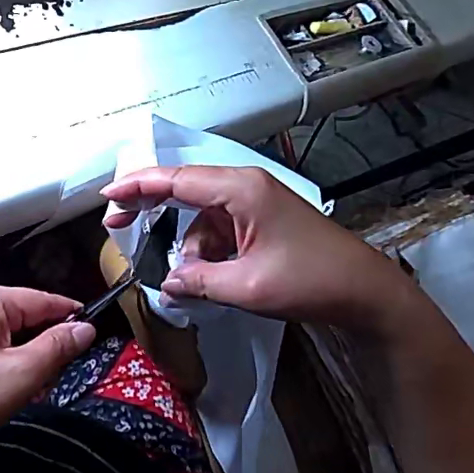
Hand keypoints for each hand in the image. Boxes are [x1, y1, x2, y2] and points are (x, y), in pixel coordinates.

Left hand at [0, 284, 95, 472]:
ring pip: (12, 335)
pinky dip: (9, 366)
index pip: (44, 299)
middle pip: (28, 316)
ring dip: (29, 361)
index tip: (97, 334)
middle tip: (58, 378)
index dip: (71, 317)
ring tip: (34, 392)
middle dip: (47, 346)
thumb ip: (59, 346)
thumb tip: (86, 327)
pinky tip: (13, 394)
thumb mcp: (23, 374)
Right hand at [102, 165, 423, 337]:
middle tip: (118, 224)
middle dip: (151, 208)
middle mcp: (244, 186)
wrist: (367, 292)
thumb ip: (198, 281)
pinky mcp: (261, 219)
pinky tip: (212, 278)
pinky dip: (208, 251)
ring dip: (189, 246)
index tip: (107, 197)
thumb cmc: (312, 281)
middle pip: (183, 189)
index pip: (176, 179)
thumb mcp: (247, 287)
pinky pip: (219, 229)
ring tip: (195, 281)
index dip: (136, 186)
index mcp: (240, 189)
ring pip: (200, 217)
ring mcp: (254, 202)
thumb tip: (166, 281)